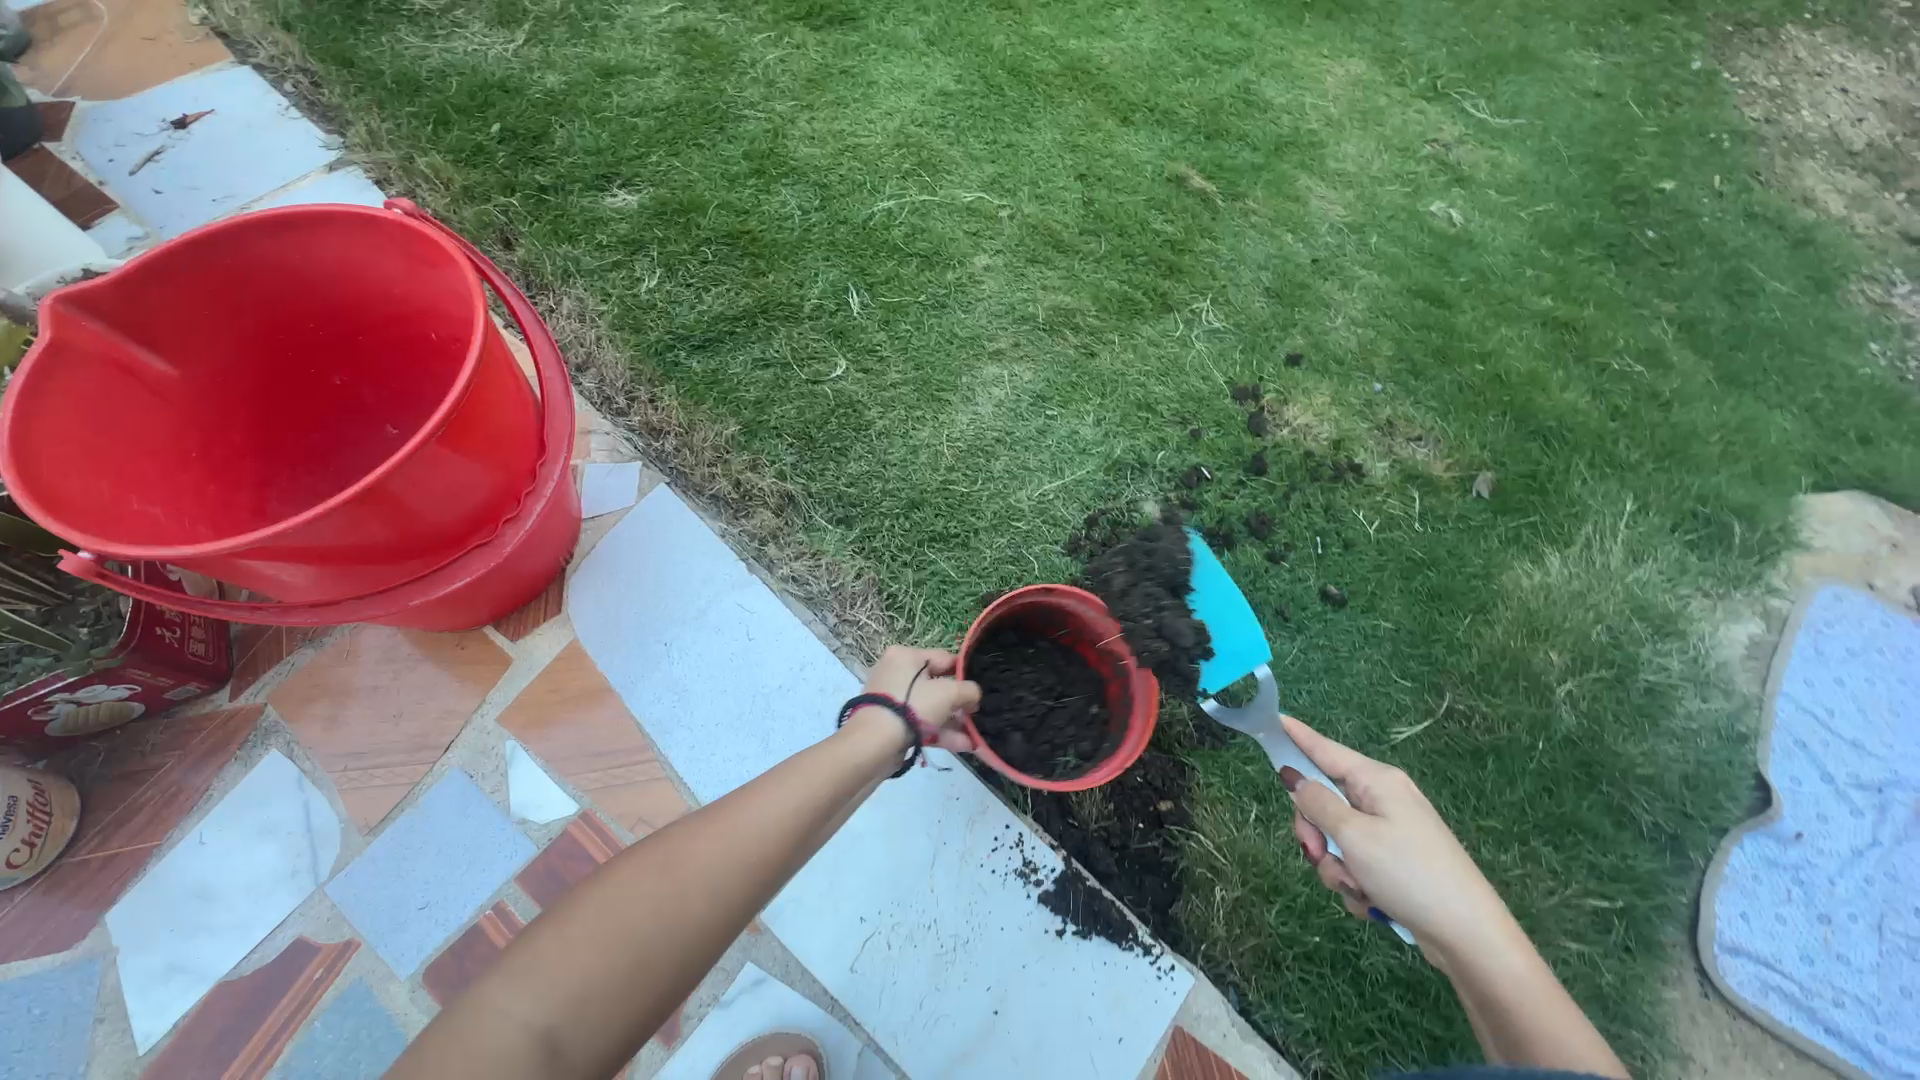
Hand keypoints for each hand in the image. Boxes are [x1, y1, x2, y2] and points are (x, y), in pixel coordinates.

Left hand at [856, 646, 980, 753]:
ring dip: (953, 722)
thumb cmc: (912, 707)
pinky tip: (962, 745)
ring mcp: (892, 700)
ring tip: (974, 738)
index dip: (965, 674)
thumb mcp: (948, 693)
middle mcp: (896, 673)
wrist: (872, 745)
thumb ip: (968, 690)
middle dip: (959, 704)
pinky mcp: (890, 724)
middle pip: (937, 685)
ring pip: (930, 708)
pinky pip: (919, 723)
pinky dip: (939, 733)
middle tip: (977, 716)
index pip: (944, 658)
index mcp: (906, 656)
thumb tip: (974, 695)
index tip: (980, 690)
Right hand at [1280, 714, 1514, 962]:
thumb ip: (1317, 803)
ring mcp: (1390, 832)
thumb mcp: (1353, 836)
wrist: (1468, 936)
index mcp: (1376, 781)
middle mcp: (1382, 800)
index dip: (1297, 736)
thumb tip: (1294, 777)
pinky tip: (1372, 901)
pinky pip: (1354, 863)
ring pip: (1335, 838)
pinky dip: (1355, 882)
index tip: (1273, 720)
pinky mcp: (1394, 862)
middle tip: (1316, 853)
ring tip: (1356, 888)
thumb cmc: (1409, 874)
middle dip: (1315, 832)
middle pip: (1323, 801)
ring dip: (1335, 866)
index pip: (1325, 749)